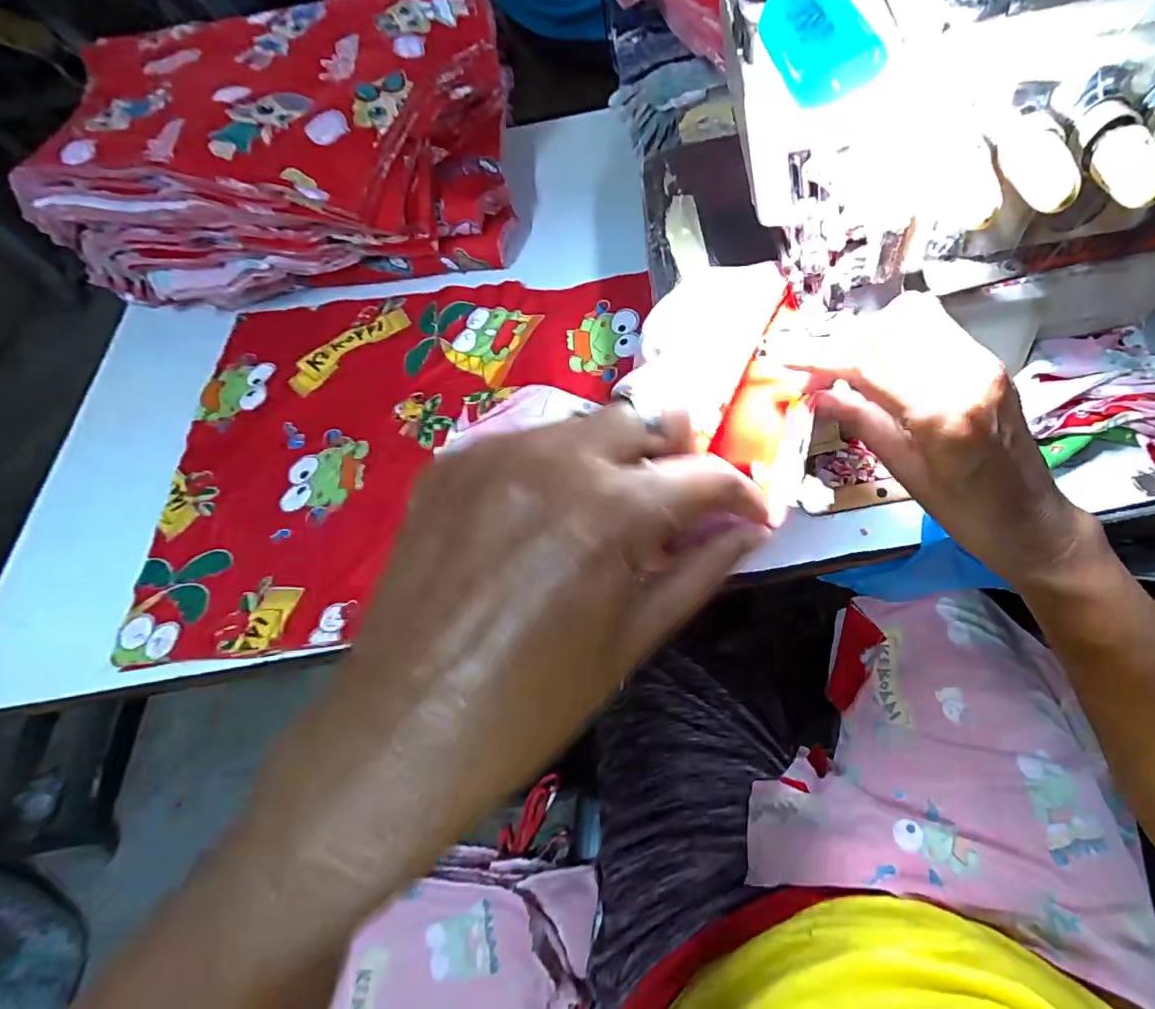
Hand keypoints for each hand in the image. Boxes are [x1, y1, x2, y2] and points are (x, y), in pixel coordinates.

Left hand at [80, 406, 770, 1008]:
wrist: (403, 732)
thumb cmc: (535, 704)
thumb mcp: (634, 640)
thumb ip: (699, 571)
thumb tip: (747, 531)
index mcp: (611, 509)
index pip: (702, 473)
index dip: (739, 490)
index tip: (751, 511)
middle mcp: (555, 458)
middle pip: (643, 422)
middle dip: (674, 457)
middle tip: (678, 505)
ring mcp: (495, 452)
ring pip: (583, 425)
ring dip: (616, 456)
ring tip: (613, 511)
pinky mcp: (451, 463)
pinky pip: (527, 442)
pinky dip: (557, 466)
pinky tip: (549, 515)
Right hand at [782, 292, 1092, 577]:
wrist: (1035, 523)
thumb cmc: (968, 516)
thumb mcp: (905, 474)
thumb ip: (861, 422)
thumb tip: (817, 394)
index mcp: (941, 415)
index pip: (868, 363)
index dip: (819, 354)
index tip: (786, 354)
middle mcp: (965, 376)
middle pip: (886, 329)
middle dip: (841, 342)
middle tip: (815, 370)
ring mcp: (982, 363)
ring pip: (911, 315)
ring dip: (870, 334)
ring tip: (849, 366)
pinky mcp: (989, 361)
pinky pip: (935, 327)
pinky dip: (898, 336)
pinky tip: (885, 363)